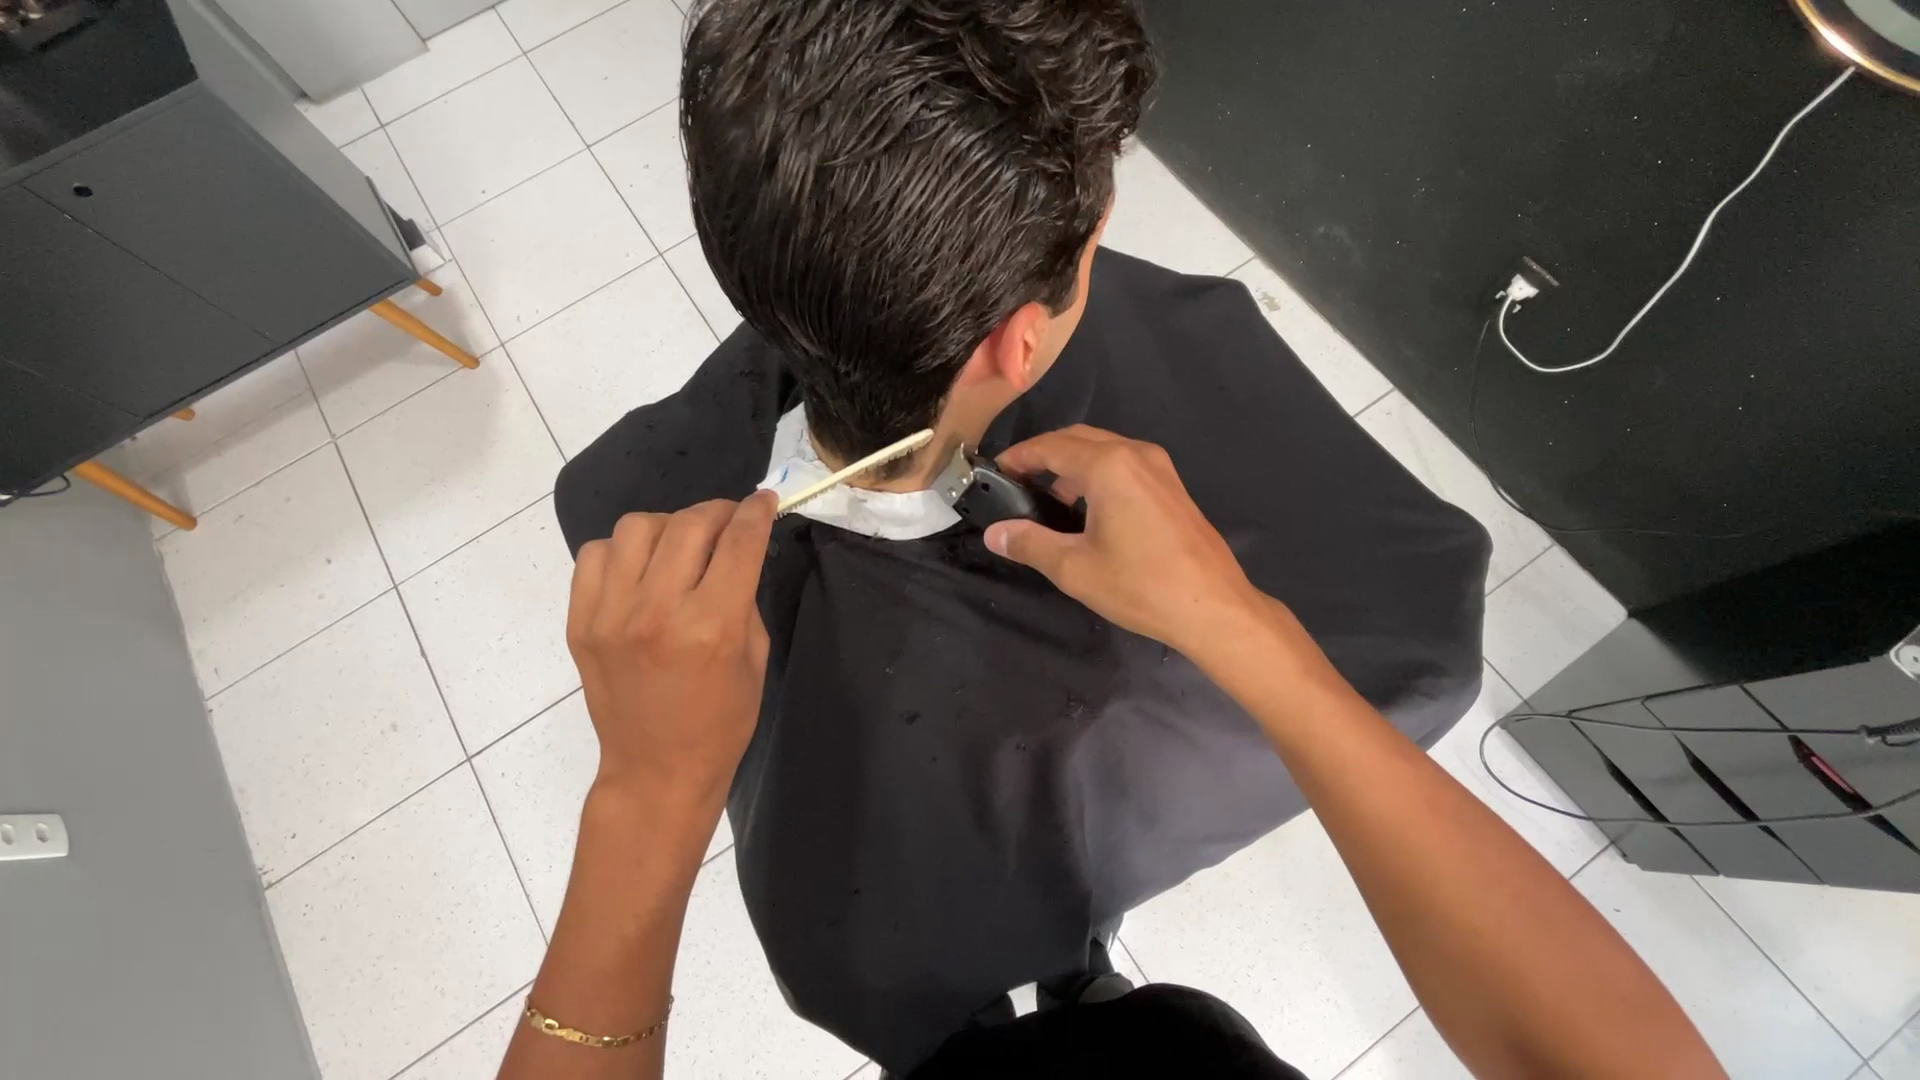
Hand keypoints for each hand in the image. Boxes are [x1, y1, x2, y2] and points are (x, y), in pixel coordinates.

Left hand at [566, 492, 776, 815]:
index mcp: (711, 625)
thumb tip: (740, 548)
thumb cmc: (723, 720)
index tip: (765, 500)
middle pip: (689, 524)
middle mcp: (657, 611)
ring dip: (669, 526)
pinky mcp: (580, 622)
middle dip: (719, 512)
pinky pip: (595, 555)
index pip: (738, 542)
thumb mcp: (755, 656)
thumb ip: (745, 596)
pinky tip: (642, 569)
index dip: (757, 512)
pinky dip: (623, 550)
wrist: (656, 769)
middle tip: (729, 522)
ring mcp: (610, 615)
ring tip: (682, 545)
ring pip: (637, 528)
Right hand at [984, 426, 1263, 654]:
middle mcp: (1135, 454)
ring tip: (1045, 497)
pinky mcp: (1171, 486)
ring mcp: (1159, 468)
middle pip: (1077, 439)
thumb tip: (994, 534)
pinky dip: (1096, 474)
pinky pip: (1123, 465)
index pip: (1051, 446)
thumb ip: (1029, 544)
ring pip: (1103, 450)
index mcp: (1109, 465)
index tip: (994, 473)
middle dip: (1043, 454)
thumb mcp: (1074, 568)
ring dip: (1070, 464)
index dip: (1018, 457)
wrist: (1213, 607)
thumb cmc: (1141, 586)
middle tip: (1015, 482)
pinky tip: (1084, 508)